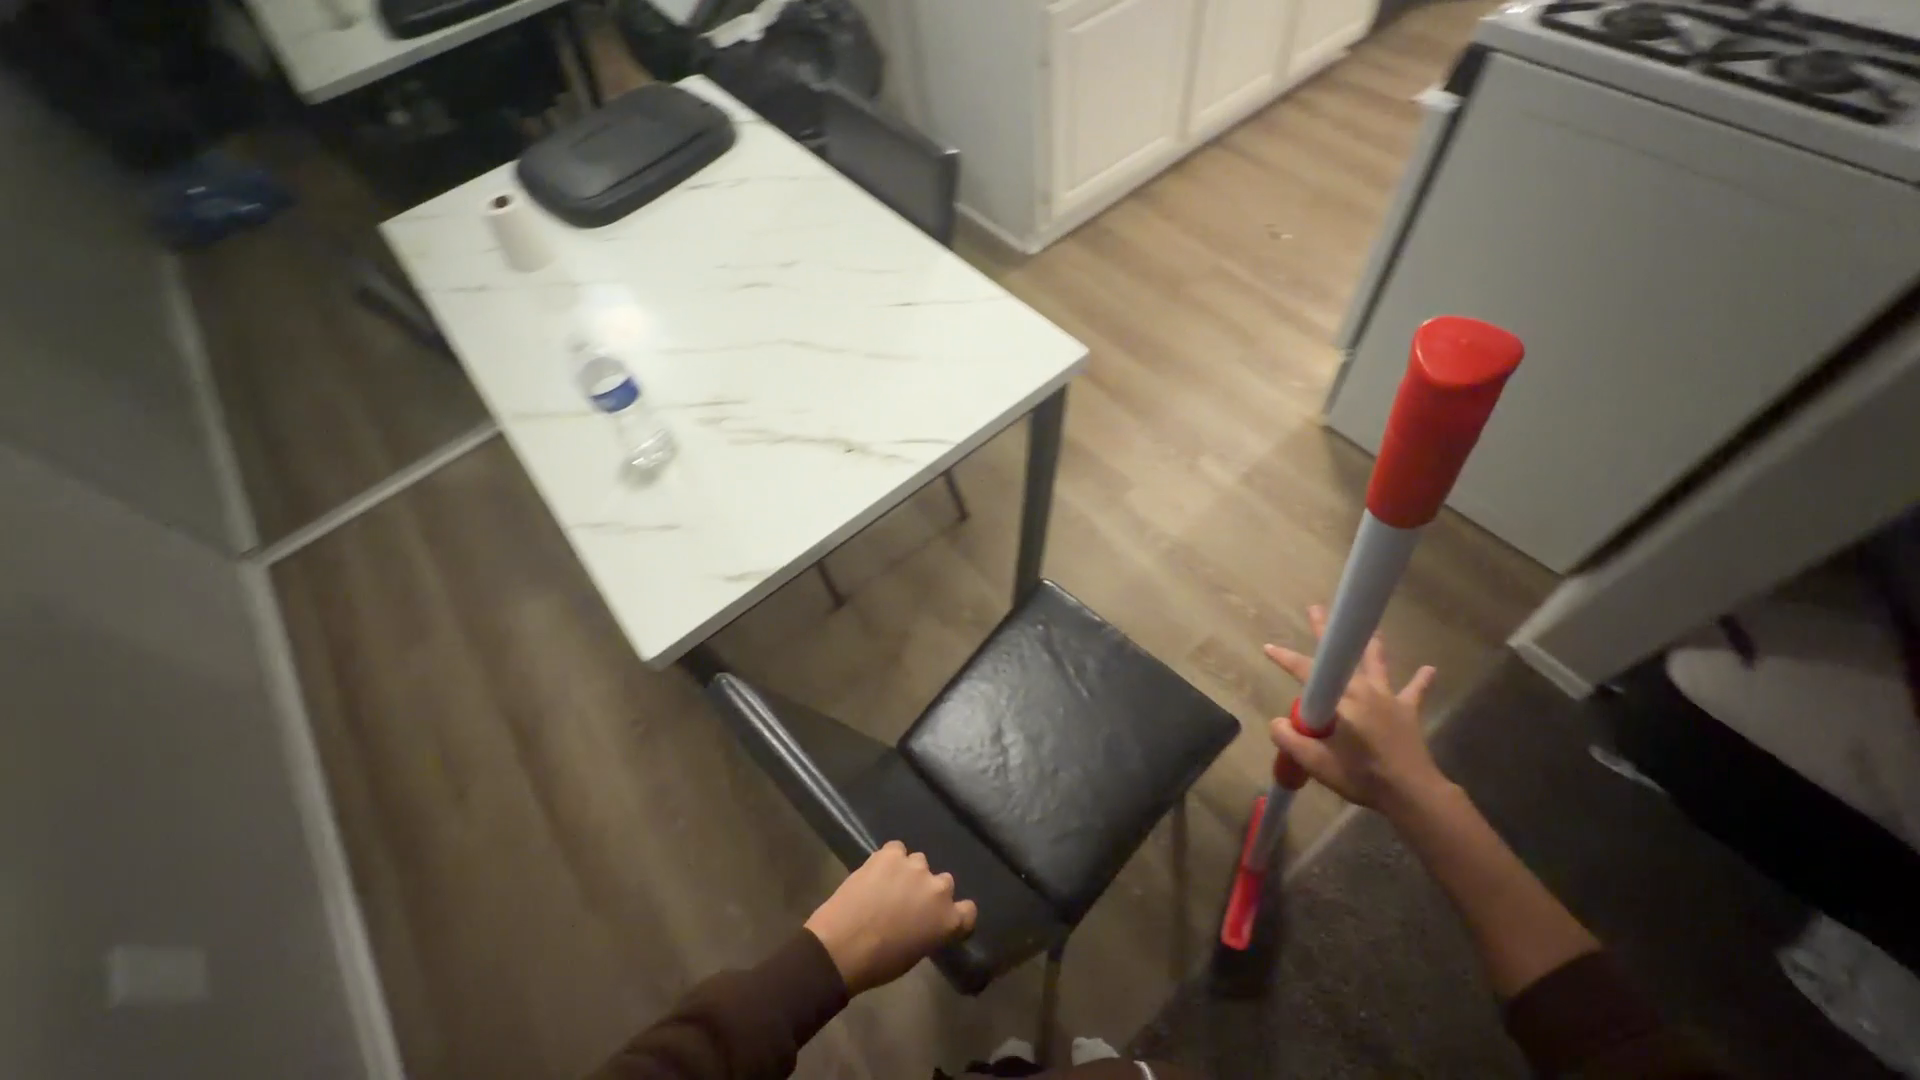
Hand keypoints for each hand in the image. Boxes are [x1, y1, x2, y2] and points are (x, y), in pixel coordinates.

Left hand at [803, 841, 977, 993]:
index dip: (956, 912)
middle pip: (943, 882)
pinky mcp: (891, 854)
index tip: (942, 916)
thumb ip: (931, 929)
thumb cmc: (880, 962)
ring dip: (909, 873)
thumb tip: (924, 919)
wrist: (842, 947)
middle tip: (908, 902)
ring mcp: (915, 867)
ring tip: (889, 885)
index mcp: (949, 920)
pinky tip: (877, 871)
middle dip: (928, 890)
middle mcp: (939, 889)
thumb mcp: (917, 951)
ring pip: (919, 863)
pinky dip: (890, 859)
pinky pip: (897, 850)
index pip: (968, 910)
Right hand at [1263, 604, 1447, 816]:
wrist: (1412, 792)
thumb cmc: (1362, 775)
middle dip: (1327, 633)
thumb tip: (1276, 722)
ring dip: (1373, 645)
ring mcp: (1390, 699)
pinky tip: (1429, 669)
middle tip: (1316, 609)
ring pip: (1378, 664)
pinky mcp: (1408, 713)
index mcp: (1341, 700)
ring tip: (1372, 628)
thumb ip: (1290, 739)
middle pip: (1343, 656)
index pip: (1308, 672)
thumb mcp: (1315, 763)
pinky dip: (1420, 681)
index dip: (1286, 658)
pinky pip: (1414, 692)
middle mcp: (1365, 691)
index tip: (1269, 647)